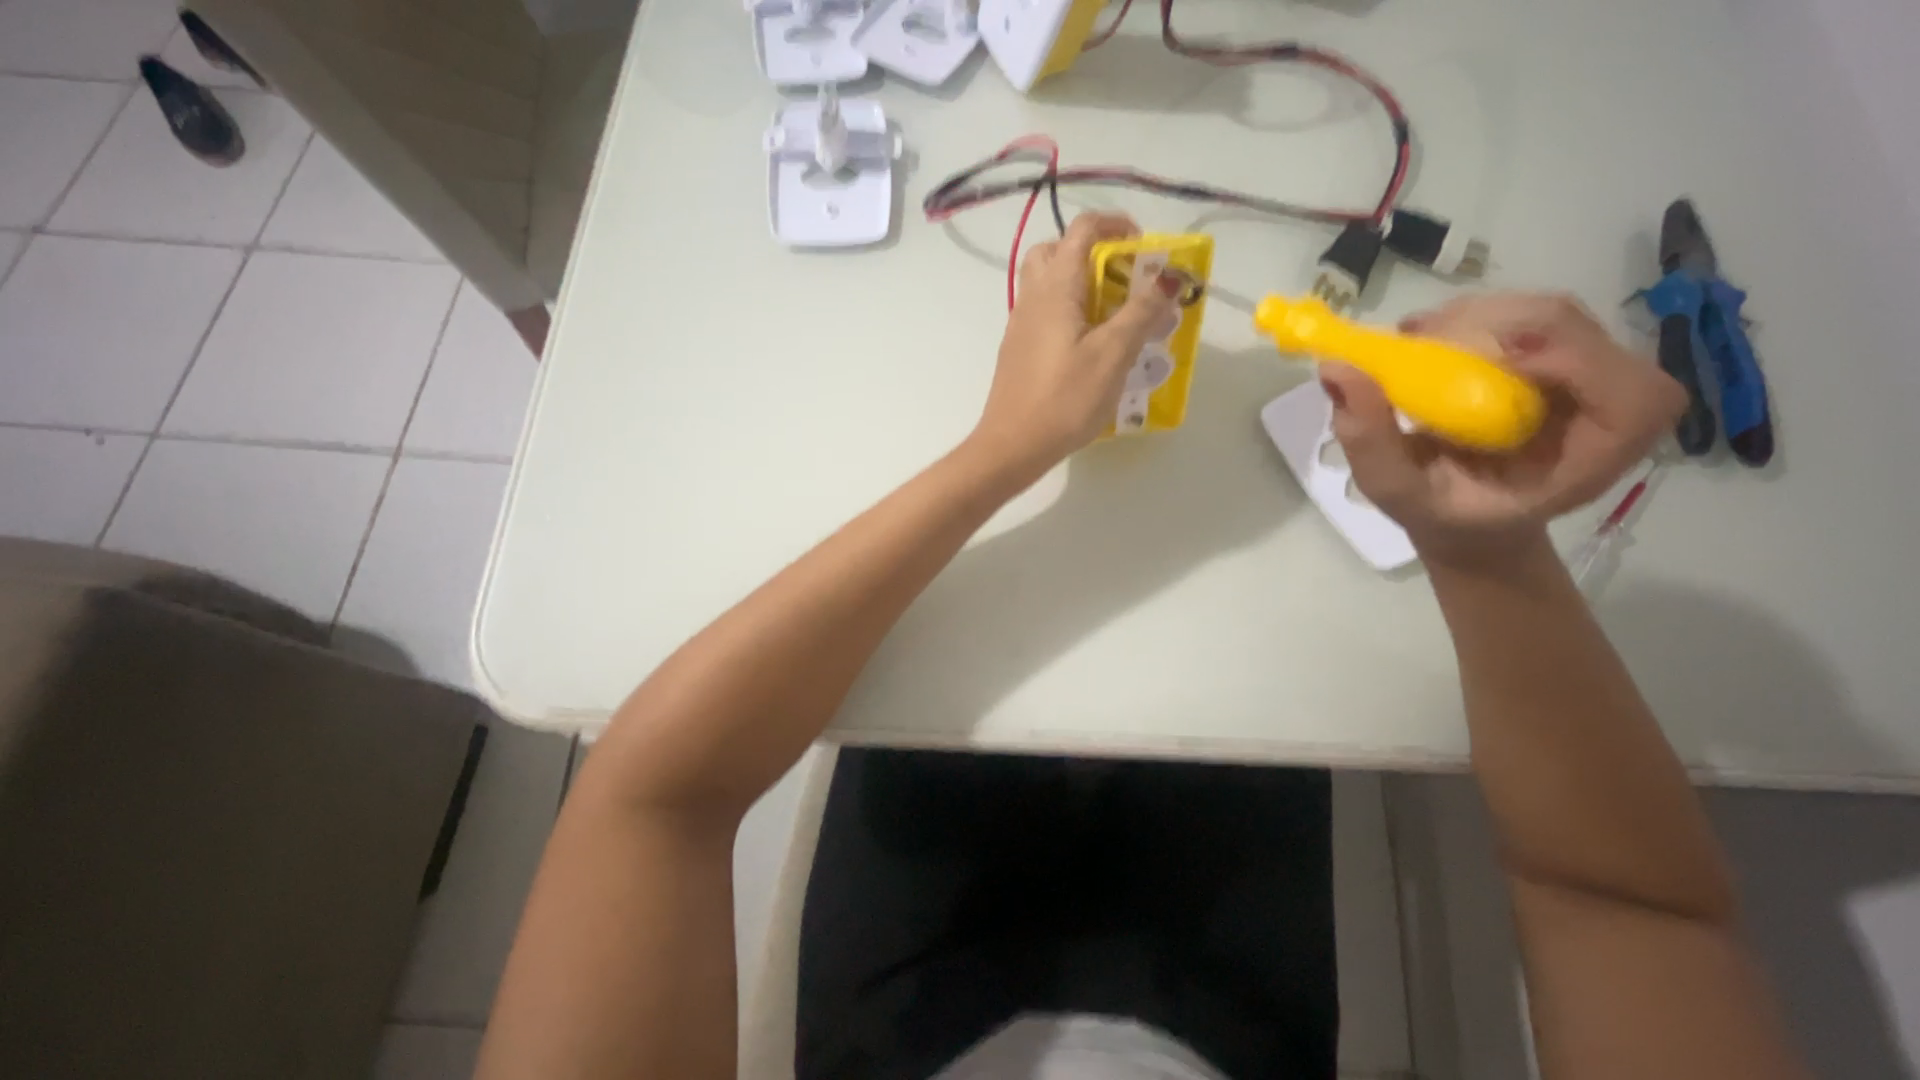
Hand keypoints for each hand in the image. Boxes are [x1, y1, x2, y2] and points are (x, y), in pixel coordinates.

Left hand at [968, 212, 1179, 475]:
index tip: (1145, 248)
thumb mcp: (1113, 354)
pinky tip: (1092, 345)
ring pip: (1049, 281)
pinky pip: (1046, 311)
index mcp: (1056, 287)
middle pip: (1058, 250)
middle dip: (1095, 253)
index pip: (1082, 230)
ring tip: (1115, 314)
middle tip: (1126, 281)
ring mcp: (1021, 323)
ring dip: (1082, 283)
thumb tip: (1169, 276)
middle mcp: (1033, 296)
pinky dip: (1071, 310)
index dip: (1116, 225)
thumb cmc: (1065, 399)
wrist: (1012, 445)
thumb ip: (1141, 311)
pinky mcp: (1019, 348)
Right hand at [1319, 292, 1684, 563]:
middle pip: (1574, 330)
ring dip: (1474, 317)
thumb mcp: (1399, 492)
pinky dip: (1473, 317)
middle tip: (1414, 343)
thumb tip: (1336, 368)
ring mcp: (1591, 370)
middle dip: (1491, 325)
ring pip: (1546, 311)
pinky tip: (1431, 343)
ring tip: (1412, 347)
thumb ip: (1372, 440)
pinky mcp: (1563, 350)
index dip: (1564, 356)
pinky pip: (1527, 312)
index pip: (1620, 389)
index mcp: (1597, 454)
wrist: (1474, 517)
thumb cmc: (1446, 515)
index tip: (1480, 360)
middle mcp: (1611, 403)